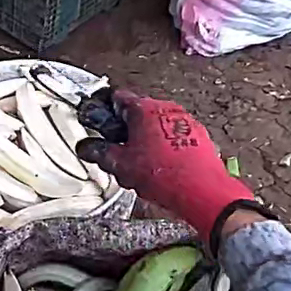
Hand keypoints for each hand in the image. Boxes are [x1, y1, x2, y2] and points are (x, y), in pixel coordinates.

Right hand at [75, 89, 255, 245]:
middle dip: (126, 127)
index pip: (118, 98)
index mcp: (144, 110)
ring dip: (146, 137)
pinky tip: (159, 166)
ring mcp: (185, 122)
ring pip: (157, 125)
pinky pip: (174, 136)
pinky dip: (164, 146)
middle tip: (116, 145)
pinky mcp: (199, 137)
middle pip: (139, 112)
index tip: (99, 118)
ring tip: (139, 160)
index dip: (104, 109)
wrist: (203, 192)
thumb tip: (87, 148)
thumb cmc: (164, 175)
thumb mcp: (120, 164)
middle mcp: (167, 110)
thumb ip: (99, 152)